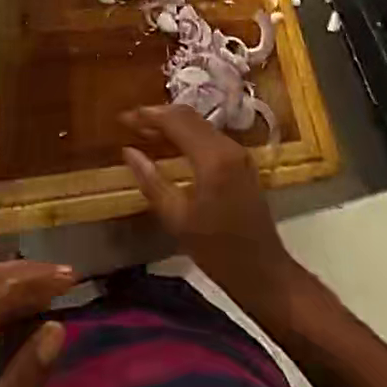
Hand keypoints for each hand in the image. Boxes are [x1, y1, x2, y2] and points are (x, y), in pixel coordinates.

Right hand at [119, 104, 297, 301]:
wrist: (264, 272)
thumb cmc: (218, 251)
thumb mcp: (177, 220)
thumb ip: (151, 181)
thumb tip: (129, 151)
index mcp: (212, 158)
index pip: (176, 121)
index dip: (147, 115)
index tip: (122, 118)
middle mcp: (228, 147)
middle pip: (189, 116)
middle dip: (158, 115)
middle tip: (130, 122)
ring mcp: (239, 153)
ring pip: (200, 124)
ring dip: (173, 124)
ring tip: (144, 133)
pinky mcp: (242, 162)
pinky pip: (210, 136)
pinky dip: (187, 134)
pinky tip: (170, 147)